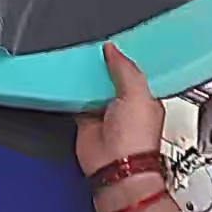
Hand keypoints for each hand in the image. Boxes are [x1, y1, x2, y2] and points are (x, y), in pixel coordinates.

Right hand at [75, 43, 166, 176]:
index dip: (123, 58)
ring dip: (85, 78)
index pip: (133, 71)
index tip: (111, 45)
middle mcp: (124, 104)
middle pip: (109, 77)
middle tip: (91, 52)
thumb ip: (125, 69)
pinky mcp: (85, 119)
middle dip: (101, 66)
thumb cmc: (136, 140)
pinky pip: (75, 100)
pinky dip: (70, 92)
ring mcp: (104, 112)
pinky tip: (67, 82)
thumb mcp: (137, 94)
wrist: (114, 166)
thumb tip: (112, 49)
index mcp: (144, 97)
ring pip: (91, 86)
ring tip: (78, 63)